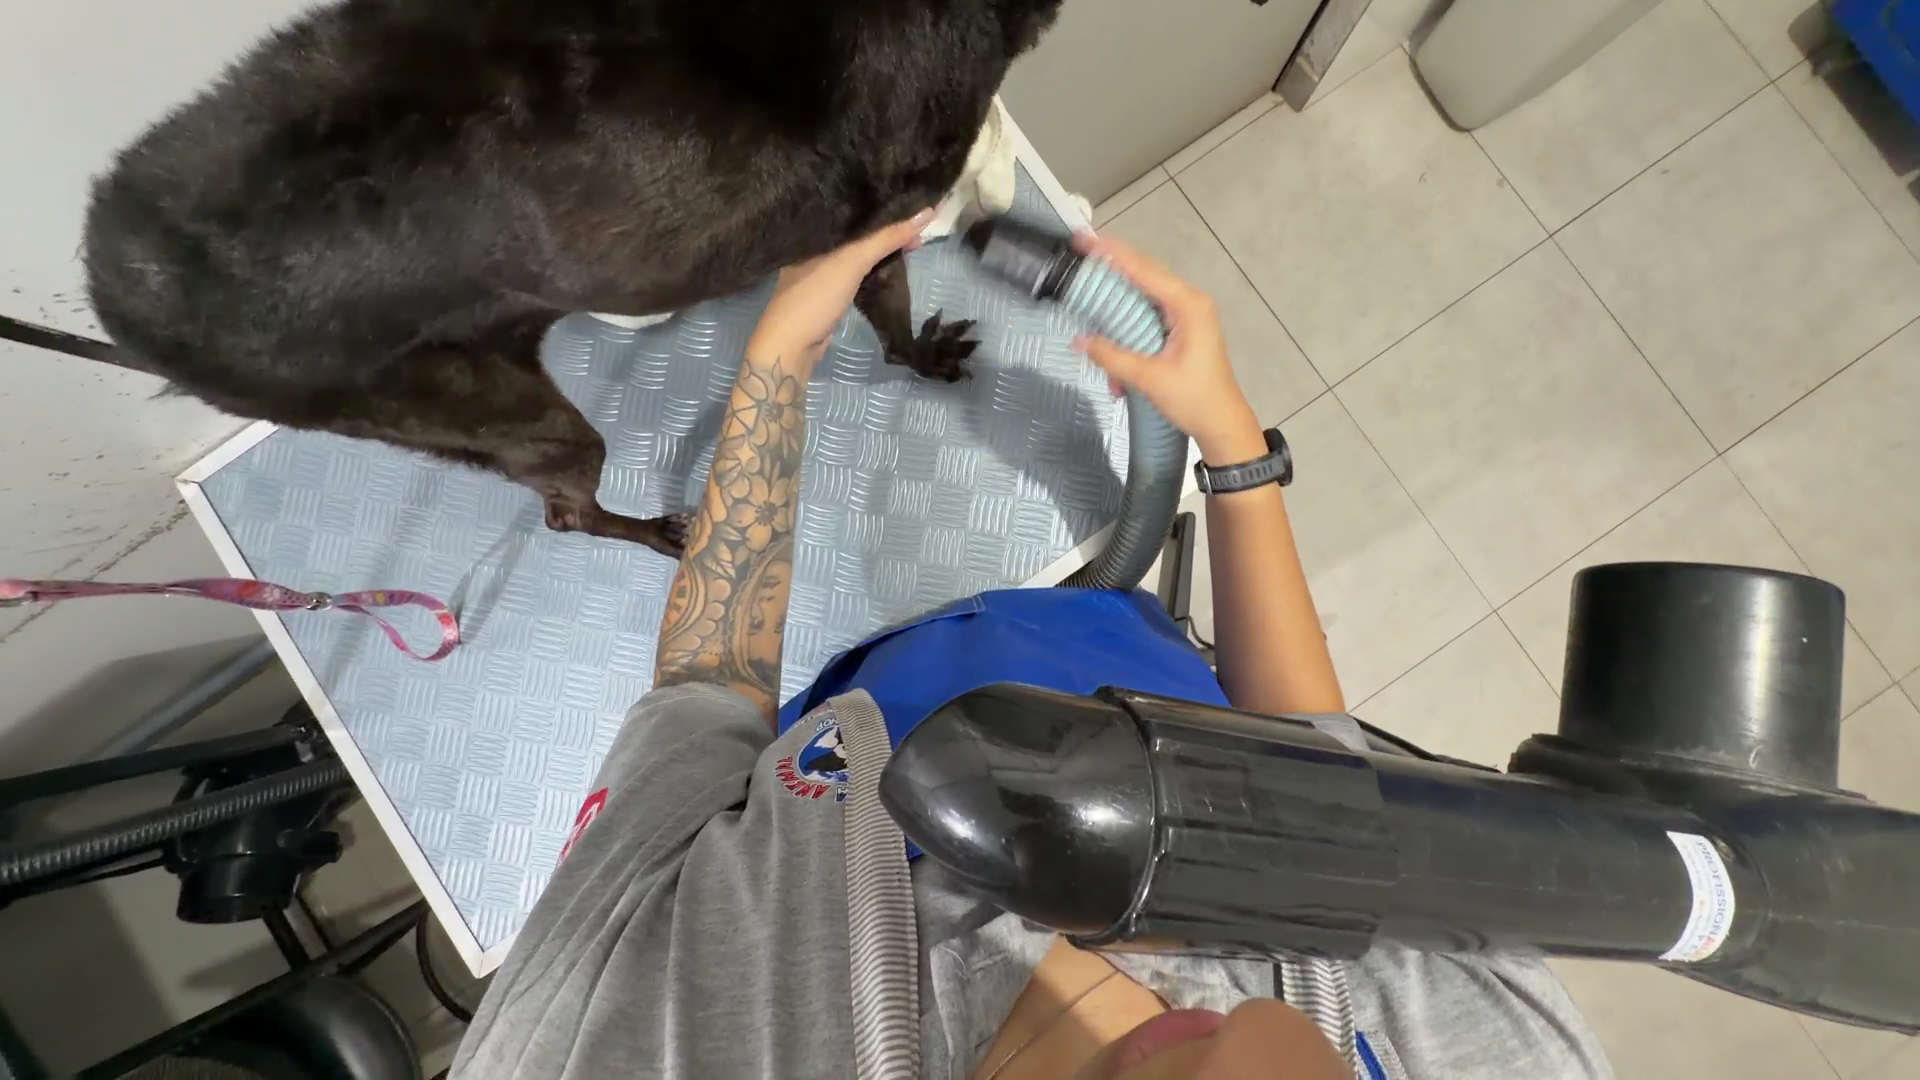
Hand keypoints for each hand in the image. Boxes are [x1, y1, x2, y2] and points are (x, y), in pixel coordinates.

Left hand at [747, 209, 937, 366]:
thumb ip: (886, 238)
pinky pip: (855, 272)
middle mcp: (815, 245)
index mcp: (813, 229)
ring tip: (913, 241)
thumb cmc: (816, 295)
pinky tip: (891, 265)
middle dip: (886, 228)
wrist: (793, 343)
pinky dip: (873, 268)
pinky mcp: (827, 290)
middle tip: (920, 223)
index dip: (882, 204)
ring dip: (882, 249)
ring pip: (857, 252)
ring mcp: (820, 269)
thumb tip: (928, 213)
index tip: (913, 200)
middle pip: (857, 230)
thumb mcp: (852, 261)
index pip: (852, 208)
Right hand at [1072, 233, 1262, 462]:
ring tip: (1097, 336)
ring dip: (1115, 326)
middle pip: (1140, 279)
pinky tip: (1117, 374)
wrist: (1221, 425)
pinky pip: (1143, 325)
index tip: (1087, 239)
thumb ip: (1112, 357)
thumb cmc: (1196, 399)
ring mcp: (1182, 317)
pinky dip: (1126, 342)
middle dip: (1108, 282)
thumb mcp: (1149, 378)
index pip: (1144, 269)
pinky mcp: (1176, 333)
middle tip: (1079, 265)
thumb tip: (1080, 341)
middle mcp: (1187, 304)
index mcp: (1188, 306)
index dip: (1113, 253)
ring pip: (1138, 306)